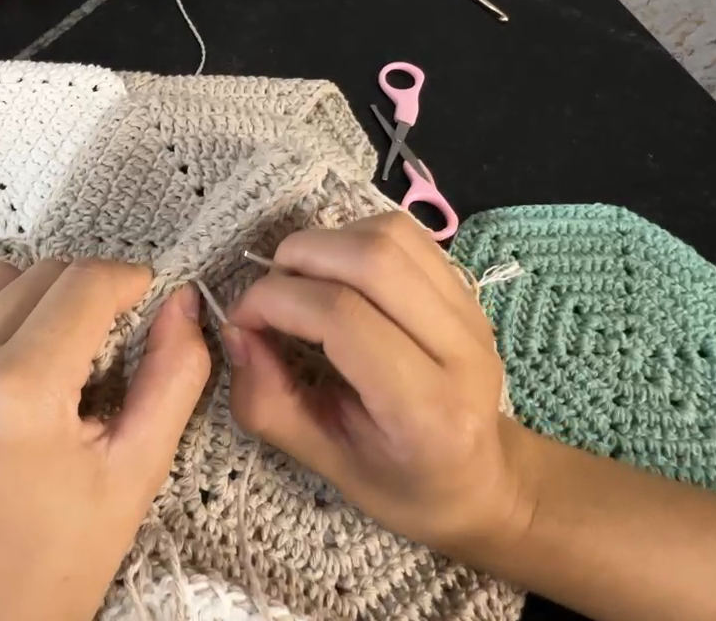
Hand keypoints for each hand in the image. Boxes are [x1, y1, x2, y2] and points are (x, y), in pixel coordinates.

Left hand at [0, 260, 210, 620]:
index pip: (86, 283)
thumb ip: (175, 374)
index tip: (142, 299)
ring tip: (43, 349)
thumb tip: (182, 298)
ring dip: (27, 298)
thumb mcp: (137, 472)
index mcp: (21, 394)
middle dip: (83, 296)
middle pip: (41, 275)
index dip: (128, 281)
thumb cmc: (58, 559)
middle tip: (97, 345)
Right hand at [224, 212, 532, 559]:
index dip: (276, 301)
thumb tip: (235, 332)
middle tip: (269, 289)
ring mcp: (470, 311)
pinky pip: (406, 233)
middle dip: (300, 258)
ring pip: (391, 235)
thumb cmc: (399, 482)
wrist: (480, 480)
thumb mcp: (324, 462)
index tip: (242, 319)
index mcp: (427, 410)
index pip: (343, 318)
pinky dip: (355, 236)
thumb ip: (268, 402)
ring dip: (328, 241)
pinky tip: (337, 270)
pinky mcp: (466, 288)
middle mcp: (461, 350)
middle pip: (372, 259)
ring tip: (301, 277)